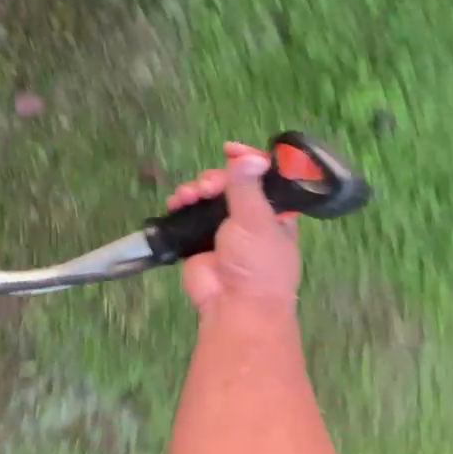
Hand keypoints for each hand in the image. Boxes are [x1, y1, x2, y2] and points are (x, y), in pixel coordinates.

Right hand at [166, 142, 300, 316]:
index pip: (265, 178)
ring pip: (207, 195)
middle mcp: (251, 218)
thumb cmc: (257, 264)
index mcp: (276, 215)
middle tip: (206, 188)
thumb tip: (250, 155)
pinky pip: (189, 211)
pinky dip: (181, 204)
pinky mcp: (200, 237)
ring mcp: (224, 229)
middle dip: (214, 179)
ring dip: (194, 190)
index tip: (230, 149)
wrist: (234, 304)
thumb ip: (248, 187)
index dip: (250, 160)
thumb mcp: (256, 221)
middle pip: (230, 183)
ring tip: (187, 197)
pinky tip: (175, 204)